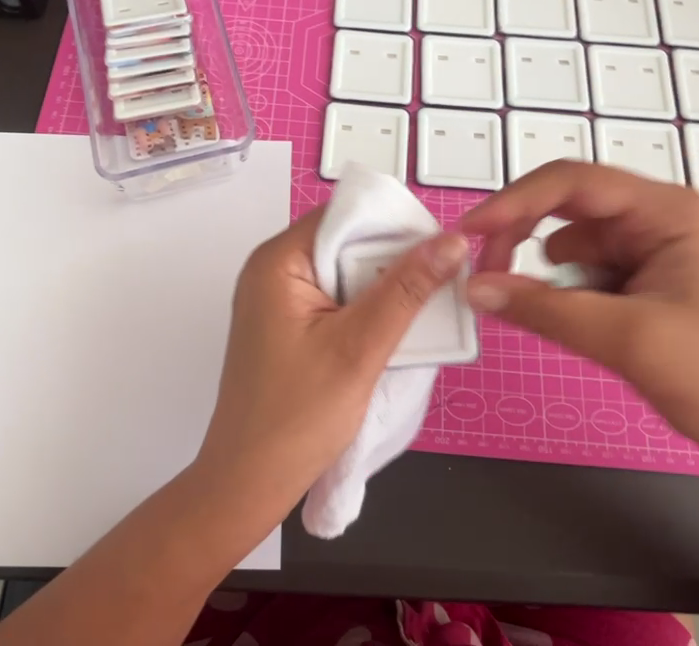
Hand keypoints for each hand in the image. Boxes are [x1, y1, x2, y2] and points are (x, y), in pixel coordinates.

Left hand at [196, 205, 466, 511]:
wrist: (248, 482)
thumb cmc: (296, 417)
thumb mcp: (359, 347)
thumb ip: (406, 290)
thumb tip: (450, 242)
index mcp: (277, 261)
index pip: (344, 216)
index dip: (394, 226)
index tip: (442, 248)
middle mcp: (272, 270)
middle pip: (345, 242)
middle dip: (392, 260)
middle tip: (442, 281)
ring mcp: (276, 299)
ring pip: (344, 273)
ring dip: (383, 288)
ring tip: (426, 308)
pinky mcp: (286, 325)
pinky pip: (334, 299)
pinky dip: (365, 310)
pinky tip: (393, 331)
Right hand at [459, 162, 698, 457]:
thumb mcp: (624, 338)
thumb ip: (543, 308)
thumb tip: (474, 287)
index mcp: (666, 210)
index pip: (573, 183)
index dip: (514, 202)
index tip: (469, 232)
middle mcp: (657, 218)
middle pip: (568, 208)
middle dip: (524, 237)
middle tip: (487, 276)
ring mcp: (652, 250)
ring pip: (571, 244)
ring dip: (548, 274)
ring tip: (547, 313)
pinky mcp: (644, 281)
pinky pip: (585, 273)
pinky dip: (565, 293)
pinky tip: (578, 324)